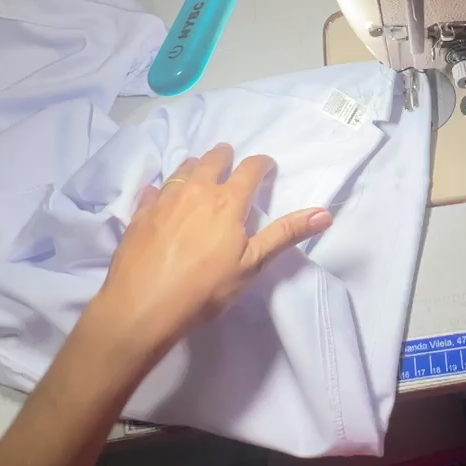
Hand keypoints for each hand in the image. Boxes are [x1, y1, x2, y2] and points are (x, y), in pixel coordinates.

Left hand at [83, 144, 330, 360]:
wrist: (141, 309)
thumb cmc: (204, 289)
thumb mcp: (252, 264)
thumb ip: (286, 234)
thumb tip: (325, 213)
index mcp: (228, 200)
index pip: (250, 168)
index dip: (262, 164)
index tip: (267, 167)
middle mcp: (197, 191)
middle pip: (213, 159)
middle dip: (225, 156)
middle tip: (230, 159)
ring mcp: (165, 200)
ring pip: (182, 169)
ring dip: (195, 166)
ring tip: (200, 171)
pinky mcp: (139, 214)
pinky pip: (153, 190)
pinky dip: (163, 188)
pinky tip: (161, 195)